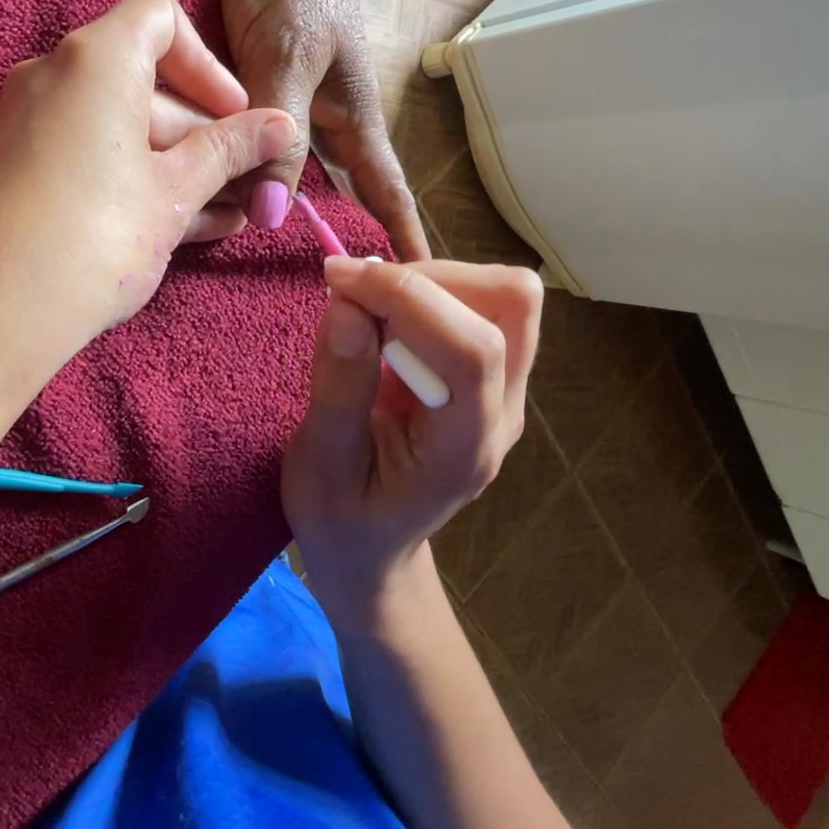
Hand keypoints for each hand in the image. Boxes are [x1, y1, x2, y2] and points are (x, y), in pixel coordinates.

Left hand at [0, 0, 298, 401]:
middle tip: (247, 188)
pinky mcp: (11, 172)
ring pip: (118, 132)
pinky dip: (131, 183)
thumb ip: (229, 151)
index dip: (210, 66)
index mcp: (94, 58)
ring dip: (175, 169)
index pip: (161, 19)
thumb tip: (282, 125)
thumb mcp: (173, 194)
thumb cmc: (94, 240)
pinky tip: (176, 230)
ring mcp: (25, 125)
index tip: (238, 121)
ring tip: (225, 219)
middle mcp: (51, 76)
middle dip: (203, 136)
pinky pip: (86, 159)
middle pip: (144, 83)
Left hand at [205, 0, 430, 260]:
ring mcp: (277, 104)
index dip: (400, 238)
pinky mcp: (241, 88)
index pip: (384, 189)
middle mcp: (315, 118)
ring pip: (266, 170)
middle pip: (322, 191)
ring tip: (233, 252)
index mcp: (348, 115)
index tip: (416, 285)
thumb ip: (281, 135)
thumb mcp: (291, 57)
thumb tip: (270, 217)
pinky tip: (195, 194)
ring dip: (252, 204)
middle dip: (316, 235)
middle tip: (304, 291)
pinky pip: (229, 141)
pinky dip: (216, 165)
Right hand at [281, 258, 543, 625]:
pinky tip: (382, 320)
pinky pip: (480, 306)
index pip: (471, 349)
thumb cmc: (341, 520)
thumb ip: (339, 387)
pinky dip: (427, 292)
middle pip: (508, 305)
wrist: (371, 548)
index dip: (407, 297)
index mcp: (465, 448)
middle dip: (424, 280)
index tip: (337, 282)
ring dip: (429, 281)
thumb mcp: (320, 466)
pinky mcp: (488, 376)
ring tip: (365, 308)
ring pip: (503, 296)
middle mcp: (502, 412)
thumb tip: (349, 306)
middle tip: (352, 297)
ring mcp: (504, 393)